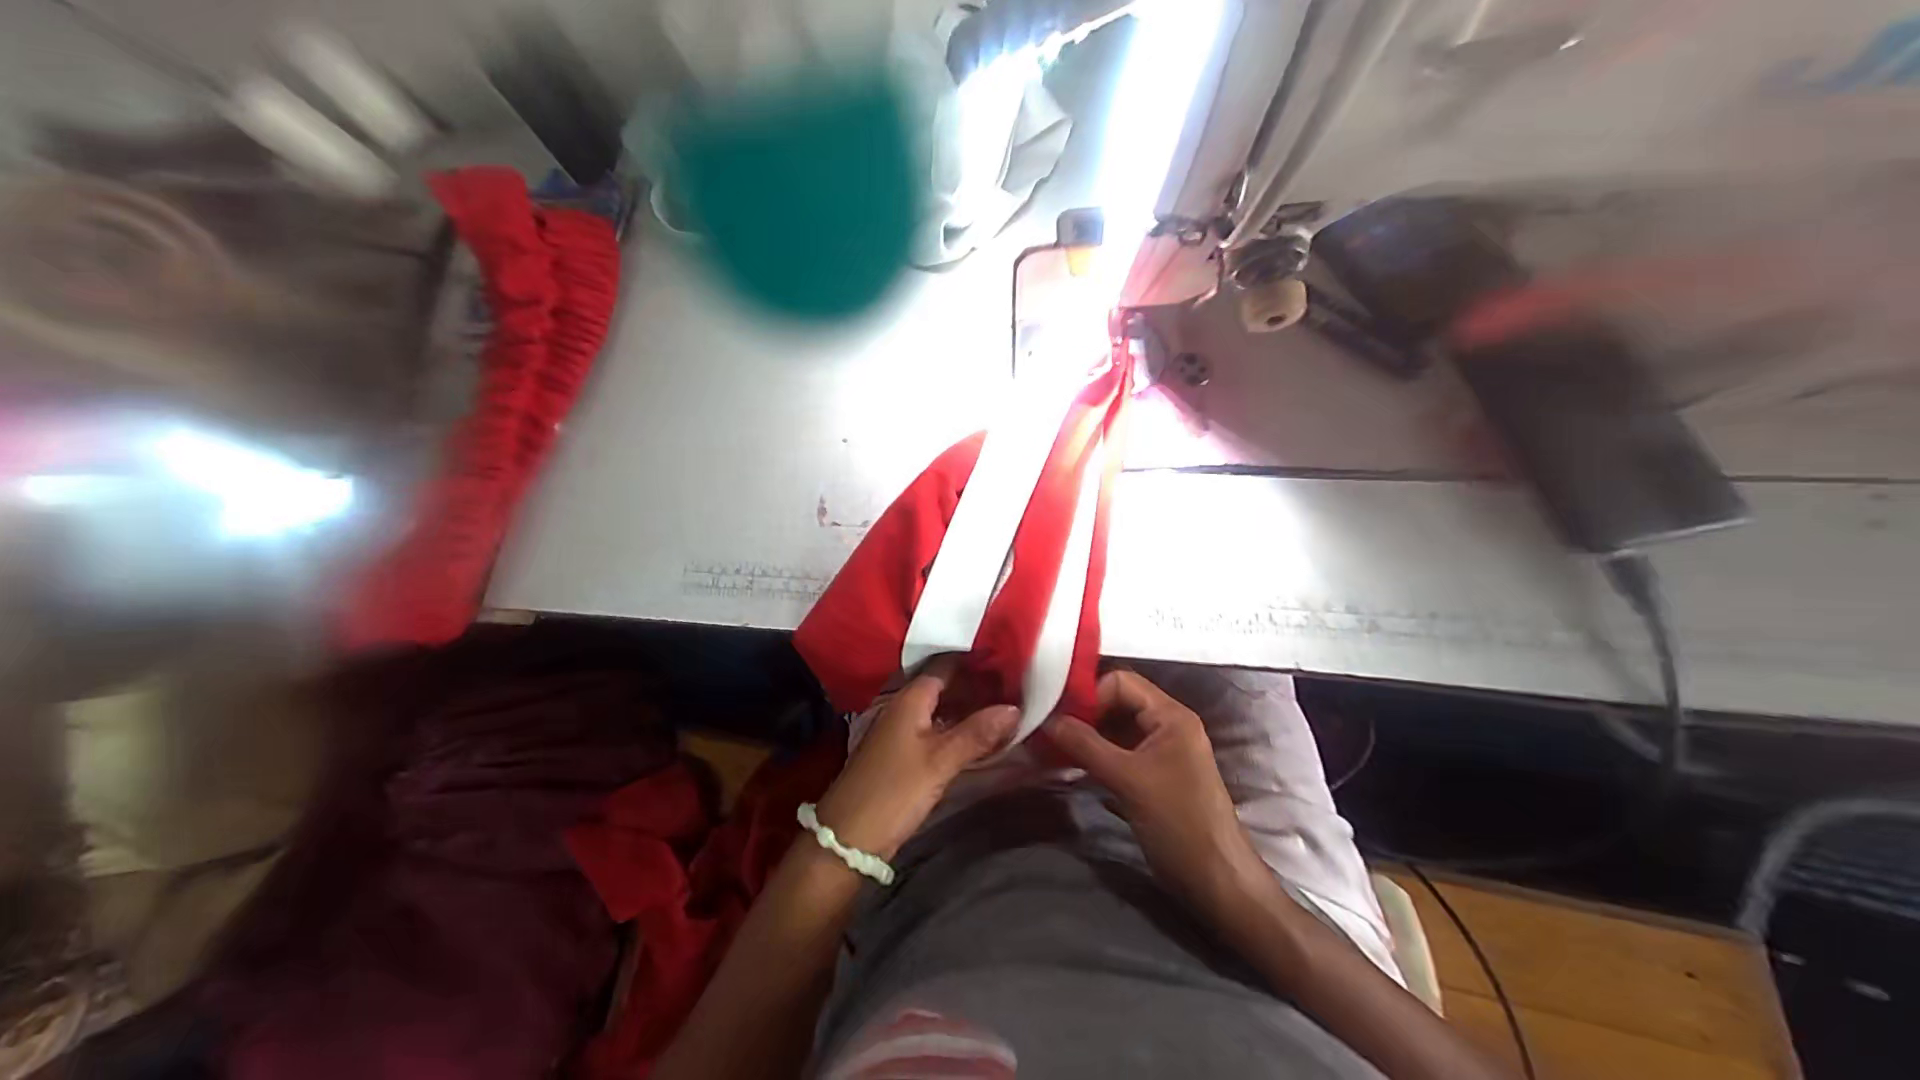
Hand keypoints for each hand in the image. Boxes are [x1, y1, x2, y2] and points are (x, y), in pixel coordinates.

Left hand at [814, 656, 1019, 861]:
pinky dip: (958, 728)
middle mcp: (904, 708)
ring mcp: (901, 732)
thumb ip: (976, 733)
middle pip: (944, 686)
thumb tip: (1016, 707)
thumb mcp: (940, 761)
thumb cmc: (894, 791)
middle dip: (977, 684)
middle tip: (1016, 684)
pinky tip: (981, 737)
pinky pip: (936, 730)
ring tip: (1007, 706)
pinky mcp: (903, 755)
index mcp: (910, 699)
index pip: (946, 664)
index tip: (1009, 657)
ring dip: (969, 708)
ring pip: (941, 709)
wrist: (848, 838)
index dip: (976, 659)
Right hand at [1042, 670, 1271, 913]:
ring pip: (1114, 728)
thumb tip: (1047, 719)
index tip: (1058, 715)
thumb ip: (1085, 745)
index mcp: (1171, 715)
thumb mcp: (1128, 780)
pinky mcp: (1151, 776)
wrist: (1215, 880)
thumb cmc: (1178, 822)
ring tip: (1051, 747)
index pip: (1121, 682)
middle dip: (1084, 713)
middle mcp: (1166, 726)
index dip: (1089, 694)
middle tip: (1048, 730)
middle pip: (1117, 702)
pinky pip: (1117, 752)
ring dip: (1085, 735)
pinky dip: (1094, 755)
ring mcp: (1159, 752)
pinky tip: (1069, 765)